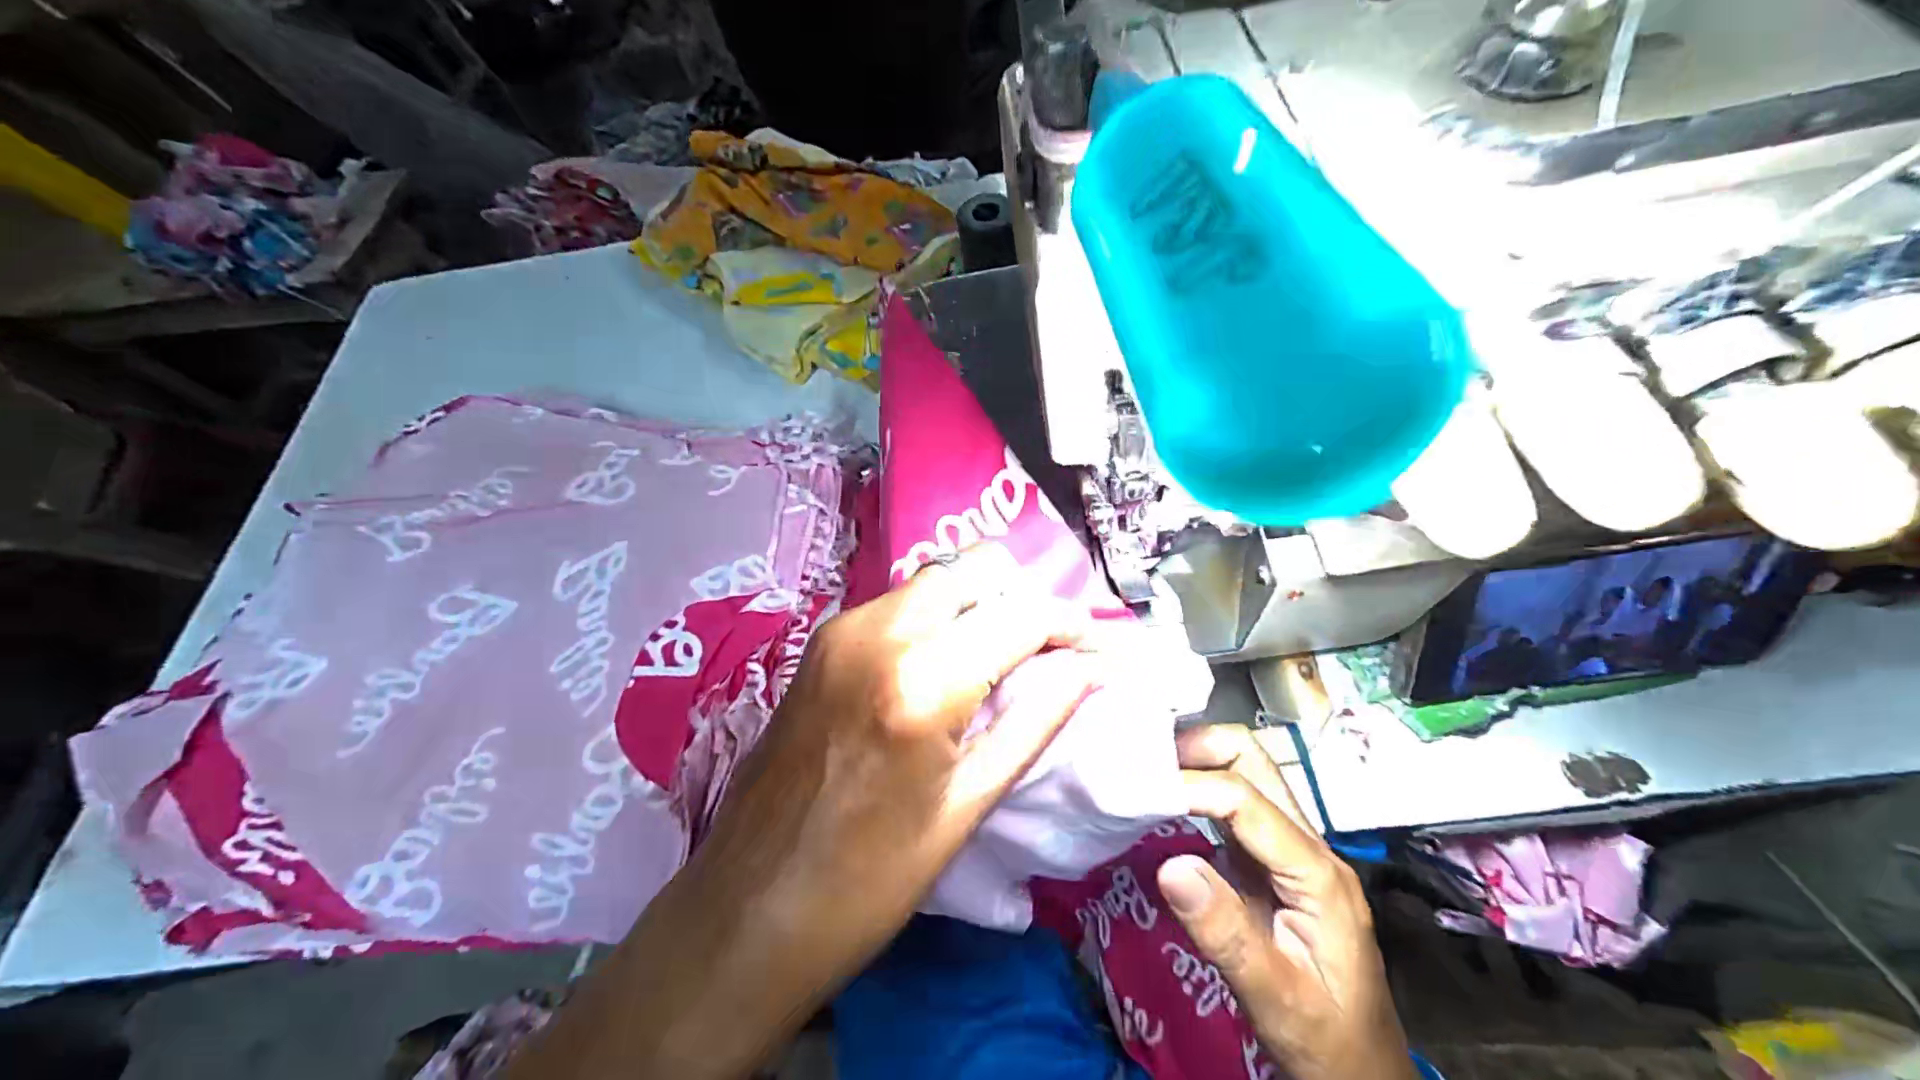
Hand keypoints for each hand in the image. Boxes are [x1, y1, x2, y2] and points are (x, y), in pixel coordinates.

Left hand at [507, 545, 1098, 1079]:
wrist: (748, 907)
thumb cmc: (869, 880)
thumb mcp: (966, 807)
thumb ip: (1035, 722)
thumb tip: (1091, 670)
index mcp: (921, 683)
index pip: (1019, 615)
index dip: (1069, 621)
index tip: (1097, 643)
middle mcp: (878, 634)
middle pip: (975, 569)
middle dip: (1023, 597)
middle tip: (1051, 647)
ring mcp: (841, 630)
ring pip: (935, 578)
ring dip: (981, 601)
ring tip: (1008, 654)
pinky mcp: (821, 641)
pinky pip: (899, 602)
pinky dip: (939, 615)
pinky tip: (952, 661)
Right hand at [1157, 725, 1415, 1079]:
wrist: (1362, 1073)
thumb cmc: (1326, 1041)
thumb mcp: (1275, 999)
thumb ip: (1225, 934)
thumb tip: (1169, 867)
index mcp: (1316, 872)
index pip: (1245, 800)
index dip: (1189, 787)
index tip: (1136, 792)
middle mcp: (1307, 846)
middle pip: (1254, 761)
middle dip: (1196, 747)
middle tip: (1141, 761)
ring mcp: (1289, 851)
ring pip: (1244, 774)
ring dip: (1195, 761)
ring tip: (1143, 772)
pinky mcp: (1268, 863)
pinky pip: (1231, 807)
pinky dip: (1195, 790)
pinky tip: (1162, 800)